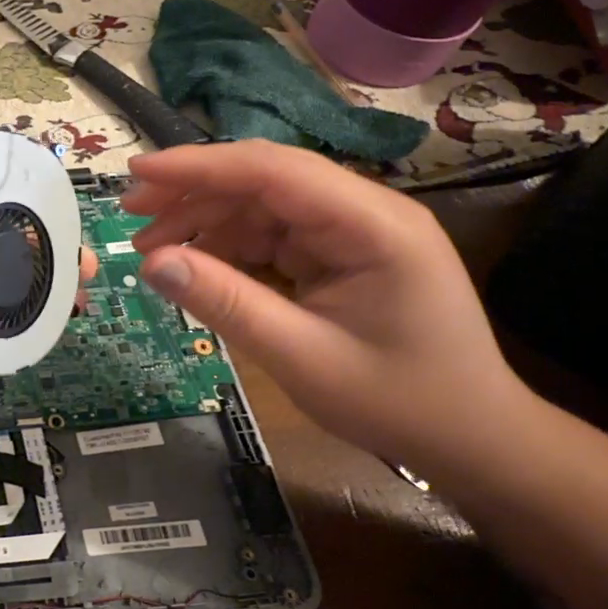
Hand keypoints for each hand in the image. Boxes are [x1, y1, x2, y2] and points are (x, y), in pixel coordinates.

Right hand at [121, 140, 537, 468]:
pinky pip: (272, 234)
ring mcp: (353, 231)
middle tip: (130, 214)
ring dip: (204, 221)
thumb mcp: (303, 358)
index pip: (272, 171)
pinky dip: (228, 246)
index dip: (199, 166)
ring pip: (261, 205)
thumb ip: (226, 303)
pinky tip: (193, 264)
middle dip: (193, 192)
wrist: (477, 441)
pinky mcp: (341, 252)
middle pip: (263, 180)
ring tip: (149, 248)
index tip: (137, 172)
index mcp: (372, 224)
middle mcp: (364, 211)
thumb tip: (151, 263)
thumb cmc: (401, 402)